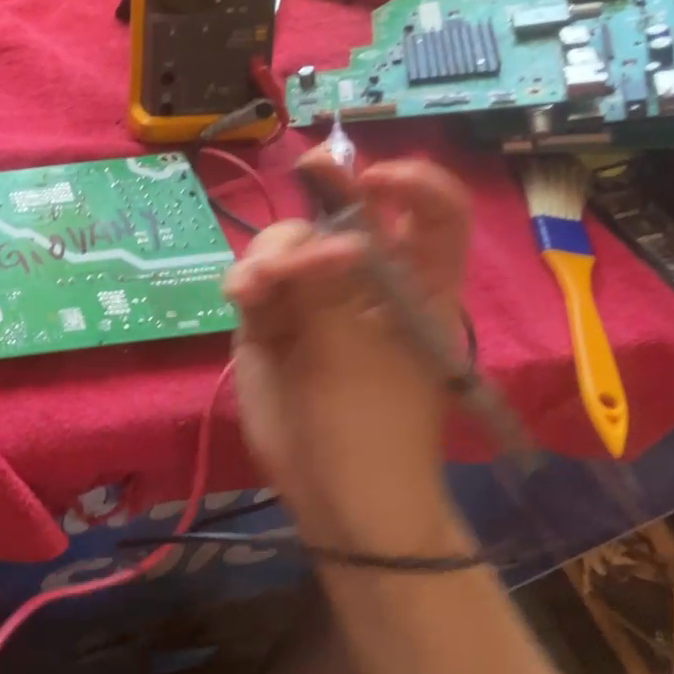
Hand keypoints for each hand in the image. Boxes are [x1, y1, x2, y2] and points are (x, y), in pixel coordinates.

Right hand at [224, 154, 473, 552]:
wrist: (332, 493)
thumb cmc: (373, 431)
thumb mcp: (356, 357)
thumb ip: (329, 292)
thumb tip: (320, 234)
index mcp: (418, 285)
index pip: (431, 215)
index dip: (409, 185)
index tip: (370, 179)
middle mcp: (364, 282)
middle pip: (343, 219)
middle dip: (322, 203)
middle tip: (306, 188)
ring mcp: (313, 301)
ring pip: (287, 246)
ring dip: (271, 254)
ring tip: (255, 287)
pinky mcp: (270, 321)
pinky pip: (254, 281)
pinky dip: (245, 281)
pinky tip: (242, 297)